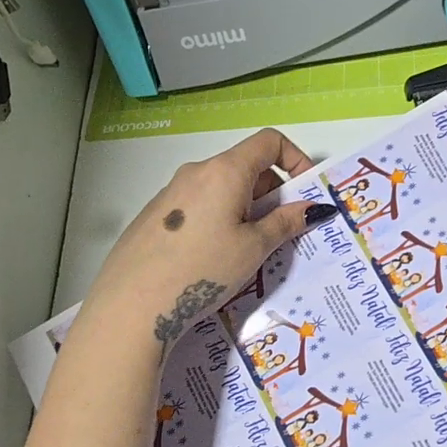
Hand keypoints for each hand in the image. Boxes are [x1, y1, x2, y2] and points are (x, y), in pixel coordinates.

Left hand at [87, 128, 332, 350]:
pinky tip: (213, 259)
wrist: (132, 304)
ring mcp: (171, 193)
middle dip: (273, 193)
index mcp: (225, 171)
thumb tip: (315, 208)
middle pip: (246, 167)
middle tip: (283, 232)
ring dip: (246, 209)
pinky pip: (200, 206)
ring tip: (249, 252)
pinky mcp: (156, 216)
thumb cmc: (203, 270)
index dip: (296, 159)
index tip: (306, 193)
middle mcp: (197, 172)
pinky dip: (220, 219)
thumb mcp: (253, 248)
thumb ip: (285, 223)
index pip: (269, 142)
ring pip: (222, 189)